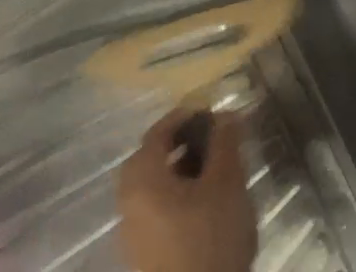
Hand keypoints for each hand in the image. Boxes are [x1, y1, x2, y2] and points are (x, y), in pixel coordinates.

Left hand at [117, 108, 256, 271]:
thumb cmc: (211, 235)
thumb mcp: (227, 182)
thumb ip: (224, 144)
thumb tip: (224, 114)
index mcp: (143, 182)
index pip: (155, 135)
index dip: (182, 116)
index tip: (210, 108)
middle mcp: (128, 202)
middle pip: (146, 160)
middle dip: (177, 141)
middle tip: (210, 134)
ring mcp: (132, 228)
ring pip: (150, 183)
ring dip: (177, 165)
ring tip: (212, 163)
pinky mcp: (142, 247)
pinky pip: (153, 204)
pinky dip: (174, 188)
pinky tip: (203, 196)